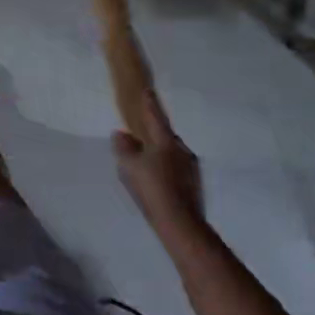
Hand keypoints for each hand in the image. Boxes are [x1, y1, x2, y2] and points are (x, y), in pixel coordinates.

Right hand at [113, 90, 203, 234]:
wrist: (180, 223)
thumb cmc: (152, 188)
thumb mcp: (130, 166)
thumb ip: (124, 147)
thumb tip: (121, 133)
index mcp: (166, 142)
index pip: (156, 117)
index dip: (150, 104)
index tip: (148, 91)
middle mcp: (182, 150)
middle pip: (165, 135)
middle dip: (154, 132)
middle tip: (141, 132)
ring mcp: (191, 168)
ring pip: (172, 152)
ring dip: (159, 151)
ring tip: (145, 158)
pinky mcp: (193, 183)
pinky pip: (175, 167)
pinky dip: (165, 166)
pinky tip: (156, 177)